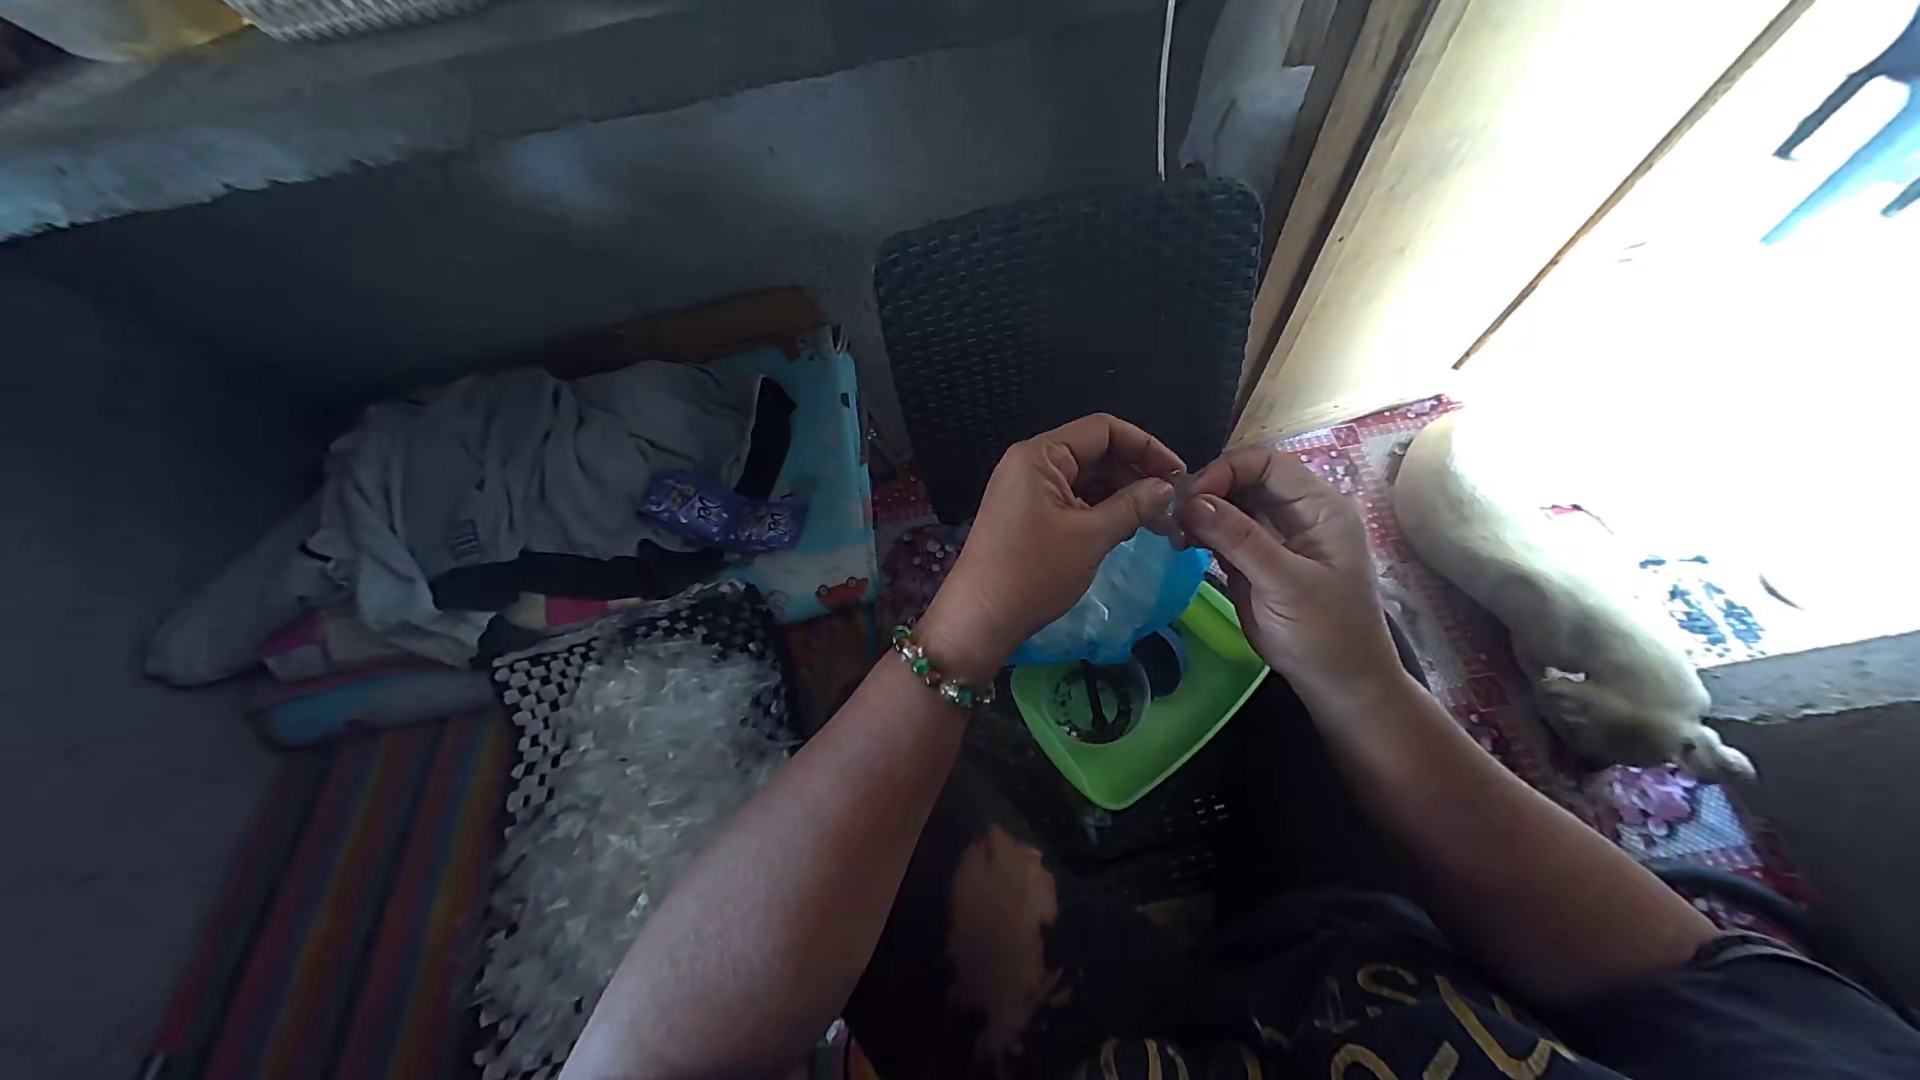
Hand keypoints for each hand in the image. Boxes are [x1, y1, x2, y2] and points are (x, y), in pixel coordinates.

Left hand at [918, 414, 1184, 681]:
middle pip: (1096, 453)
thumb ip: (1133, 505)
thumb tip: (1168, 488)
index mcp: (1040, 455)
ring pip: (1087, 479)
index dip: (1146, 447)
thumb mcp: (1091, 537)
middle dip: (1136, 475)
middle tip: (1172, 507)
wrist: (980, 619)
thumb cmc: (1033, 573)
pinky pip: (1072, 500)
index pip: (1104, 430)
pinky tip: (1127, 529)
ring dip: (1122, 496)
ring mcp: (1027, 490)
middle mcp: (1031, 463)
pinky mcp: (1028, 514)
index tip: (1178, 476)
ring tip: (1157, 523)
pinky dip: (1101, 511)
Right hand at [1179, 447, 1403, 705]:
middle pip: (1244, 481)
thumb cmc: (1325, 631)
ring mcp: (1271, 537)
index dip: (1229, 470)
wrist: (1335, 681)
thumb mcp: (1285, 583)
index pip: (1269, 464)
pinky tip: (1180, 543)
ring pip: (1228, 505)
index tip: (1193, 496)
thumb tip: (1192, 502)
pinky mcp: (1251, 559)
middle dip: (1208, 490)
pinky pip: (1220, 532)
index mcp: (1318, 508)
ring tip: (1173, 530)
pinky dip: (1198, 533)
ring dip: (1199, 512)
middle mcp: (1295, 514)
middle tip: (1173, 514)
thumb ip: (1241, 539)